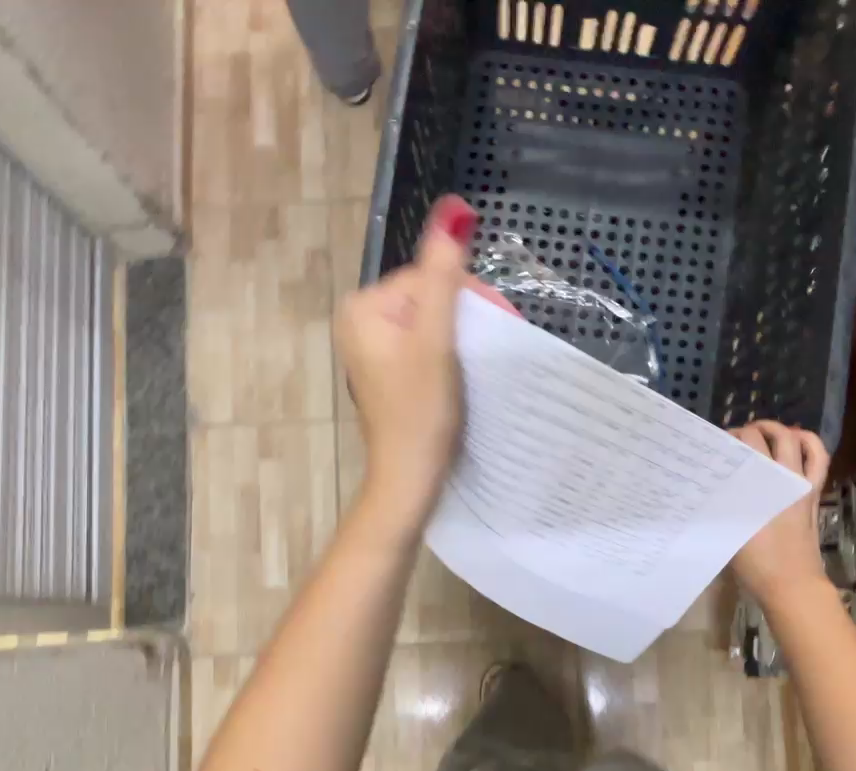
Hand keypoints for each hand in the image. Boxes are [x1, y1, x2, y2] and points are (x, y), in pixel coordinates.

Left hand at [334, 195, 506, 522]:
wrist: (409, 478)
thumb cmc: (422, 411)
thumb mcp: (436, 338)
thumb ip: (445, 274)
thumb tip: (454, 208)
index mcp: (363, 307)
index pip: (429, 276)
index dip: (467, 298)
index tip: (496, 326)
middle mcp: (360, 323)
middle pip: (430, 297)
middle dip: (464, 319)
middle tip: (488, 351)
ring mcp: (372, 351)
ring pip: (432, 324)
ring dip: (461, 339)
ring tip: (477, 367)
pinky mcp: (388, 375)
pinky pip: (424, 348)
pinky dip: (447, 358)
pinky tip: (459, 379)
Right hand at [729, 422, 831, 598]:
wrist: (791, 585)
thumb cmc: (757, 563)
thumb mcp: (729, 532)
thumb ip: (722, 505)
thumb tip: (711, 487)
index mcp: (762, 486)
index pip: (748, 445)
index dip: (733, 438)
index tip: (719, 444)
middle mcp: (785, 478)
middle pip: (775, 436)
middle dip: (756, 429)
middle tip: (740, 435)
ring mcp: (804, 485)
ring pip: (803, 442)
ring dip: (785, 431)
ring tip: (769, 433)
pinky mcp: (813, 495)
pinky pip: (819, 461)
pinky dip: (810, 446)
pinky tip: (797, 446)